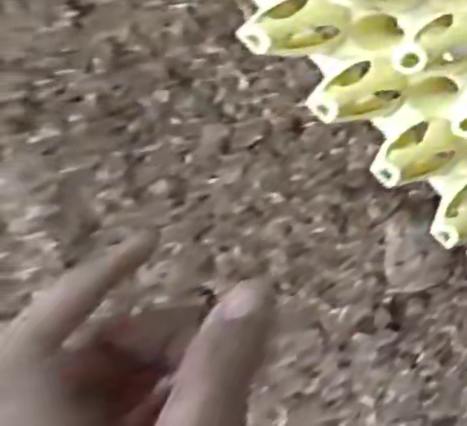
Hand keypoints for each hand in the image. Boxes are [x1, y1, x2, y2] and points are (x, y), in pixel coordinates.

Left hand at [0, 234, 274, 425]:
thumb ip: (223, 362)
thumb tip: (256, 287)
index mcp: (25, 418)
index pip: (35, 332)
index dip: (90, 280)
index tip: (153, 243)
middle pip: (74, 357)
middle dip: (154, 338)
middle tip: (219, 347)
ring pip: (78, 391)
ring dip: (151, 374)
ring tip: (206, 389)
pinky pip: (80, 419)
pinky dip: (134, 406)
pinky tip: (180, 411)